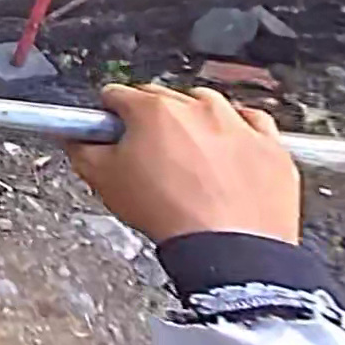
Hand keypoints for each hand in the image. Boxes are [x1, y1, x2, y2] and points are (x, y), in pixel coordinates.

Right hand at [65, 83, 298, 243]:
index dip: (108, 113)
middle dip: (149, 117)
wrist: (229, 250)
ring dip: (192, 119)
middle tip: (146, 149)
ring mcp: (237, 124)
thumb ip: (81, 149)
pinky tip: (225, 148)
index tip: (111, 130)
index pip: (117, 94)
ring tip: (187, 152)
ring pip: (206, 104)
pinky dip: (236, 129)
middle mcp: (196, 107)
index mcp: (152, 109)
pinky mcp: (270, 146)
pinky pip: (252, 122)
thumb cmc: (167, 212)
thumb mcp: (102, 178)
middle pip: (161, 97)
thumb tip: (73, 137)